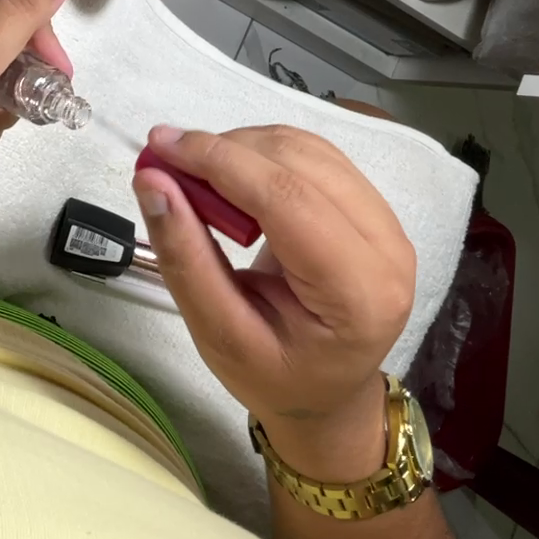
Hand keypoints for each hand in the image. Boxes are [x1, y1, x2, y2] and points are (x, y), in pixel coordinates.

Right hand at [134, 125, 415, 480]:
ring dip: (240, 146)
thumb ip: (184, 256)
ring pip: (304, 148)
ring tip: (194, 174)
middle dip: (222, 149)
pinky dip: (260, 151)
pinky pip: (311, 153)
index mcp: (358, 292)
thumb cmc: (272, 374)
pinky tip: (229, 175)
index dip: (219, 161)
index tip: (158, 145)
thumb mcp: (216, 333)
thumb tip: (151, 180)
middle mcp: (387, 246)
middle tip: (164, 162)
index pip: (287, 199)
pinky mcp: (371, 204)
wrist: (325, 393)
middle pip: (297, 163)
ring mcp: (386, 220)